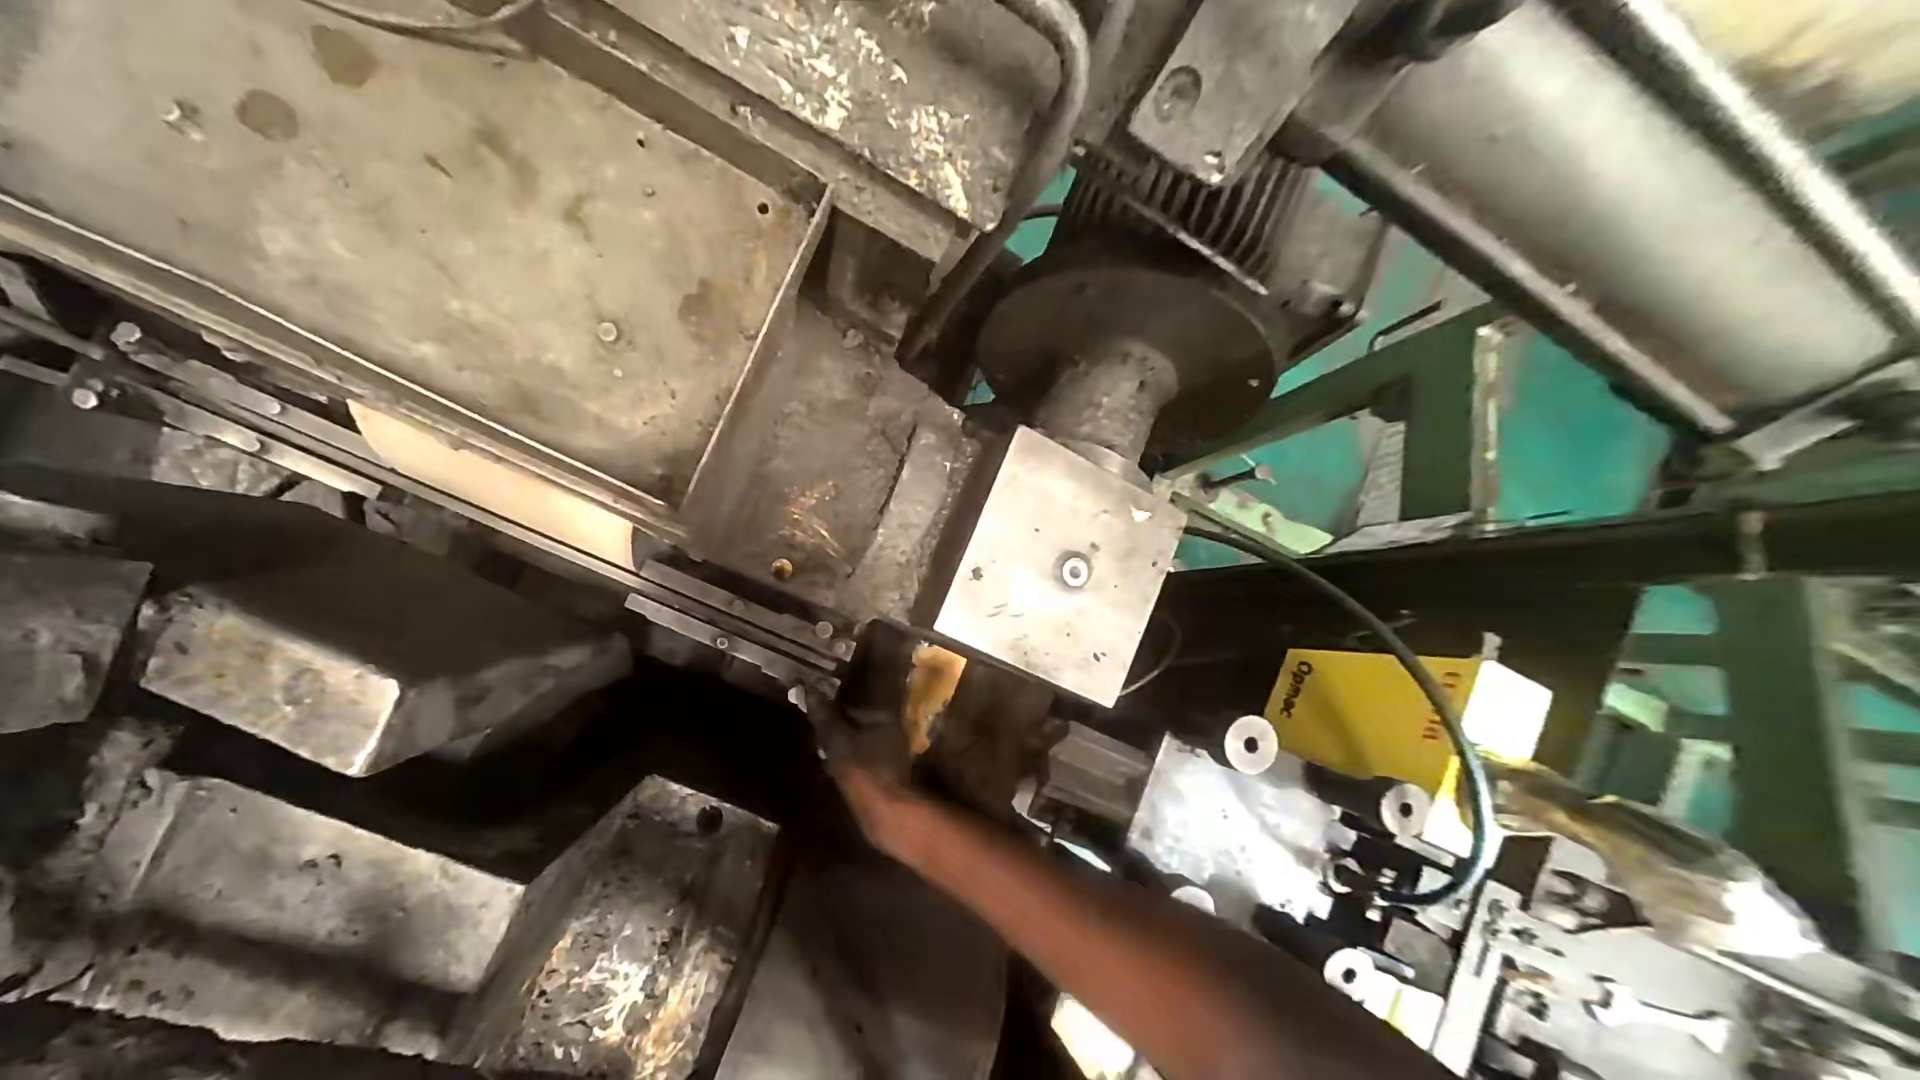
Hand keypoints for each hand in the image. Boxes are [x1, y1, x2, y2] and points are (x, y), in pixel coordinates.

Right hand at [791, 684, 919, 852]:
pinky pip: (862, 760)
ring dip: (841, 747)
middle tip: (815, 737)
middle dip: (836, 730)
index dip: (830, 711)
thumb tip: (808, 688)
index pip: (852, 706)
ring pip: (859, 743)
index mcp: (884, 717)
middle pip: (857, 725)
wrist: (885, 810)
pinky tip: (834, 771)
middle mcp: (892, 731)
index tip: (813, 718)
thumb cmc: (861, 768)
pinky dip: (849, 762)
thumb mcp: (837, 738)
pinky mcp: (886, 773)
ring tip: (821, 754)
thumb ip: (823, 714)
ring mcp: (892, 753)